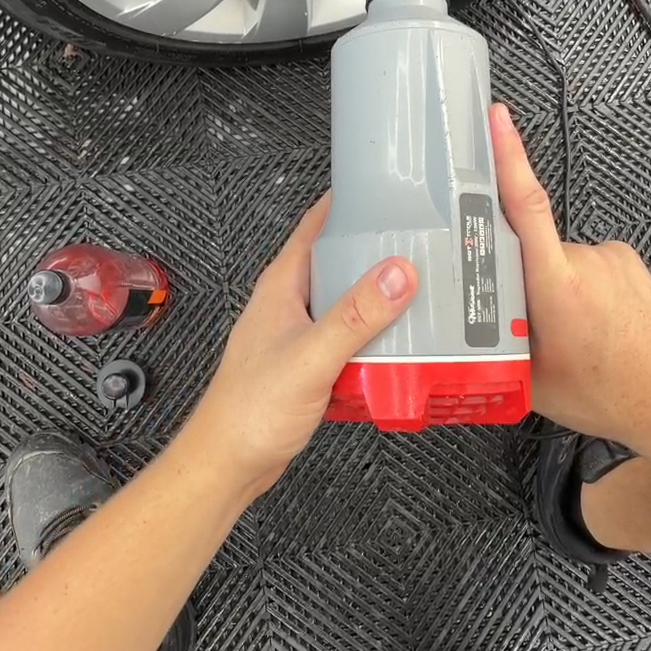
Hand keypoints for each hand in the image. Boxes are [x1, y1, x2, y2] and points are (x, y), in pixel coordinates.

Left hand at [182, 196, 418, 496]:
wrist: (230, 462)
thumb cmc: (251, 409)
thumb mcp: (310, 356)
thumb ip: (354, 315)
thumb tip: (397, 272)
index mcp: (283, 285)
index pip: (316, 225)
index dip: (347, 202)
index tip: (386, 187)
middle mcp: (291, 302)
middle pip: (338, 260)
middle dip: (375, 248)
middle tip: (420, 239)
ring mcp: (300, 332)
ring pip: (346, 299)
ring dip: (377, 293)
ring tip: (420, 287)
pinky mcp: (311, 361)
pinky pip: (348, 334)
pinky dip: (373, 331)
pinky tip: (400, 340)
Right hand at [490, 103, 650, 446]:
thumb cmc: (608, 393)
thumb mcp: (530, 380)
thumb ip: (494, 343)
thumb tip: (466, 326)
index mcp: (555, 286)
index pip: (526, 206)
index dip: (509, 158)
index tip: (498, 120)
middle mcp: (585, 261)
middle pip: (531, 246)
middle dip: (523, 278)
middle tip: (537, 328)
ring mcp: (611, 257)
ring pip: (558, 257)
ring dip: (555, 284)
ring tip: (574, 333)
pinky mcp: (628, 259)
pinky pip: (587, 260)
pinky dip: (581, 283)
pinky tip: (595, 320)